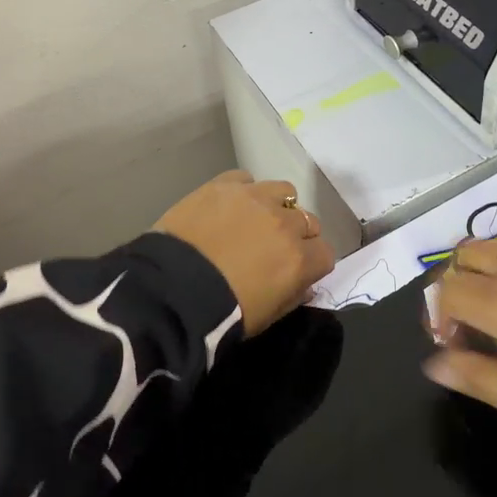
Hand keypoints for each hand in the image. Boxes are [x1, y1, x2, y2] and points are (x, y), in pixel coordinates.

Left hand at [155, 171, 334, 336]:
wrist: (170, 292)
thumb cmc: (223, 314)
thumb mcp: (267, 317)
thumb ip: (293, 297)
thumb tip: (305, 285)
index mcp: (299, 258)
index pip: (325, 253)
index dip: (313, 263)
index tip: (298, 271)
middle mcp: (284, 222)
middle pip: (307, 221)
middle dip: (297, 236)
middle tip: (274, 248)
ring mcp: (254, 198)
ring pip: (284, 191)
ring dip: (276, 206)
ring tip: (256, 220)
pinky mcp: (224, 185)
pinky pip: (246, 179)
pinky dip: (244, 191)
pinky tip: (230, 206)